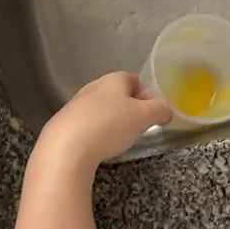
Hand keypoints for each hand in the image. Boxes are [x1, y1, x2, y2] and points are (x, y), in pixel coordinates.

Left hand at [38, 73, 172, 168]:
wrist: (65, 148)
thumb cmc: (110, 125)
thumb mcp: (144, 117)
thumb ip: (159, 110)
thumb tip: (166, 109)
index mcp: (112, 80)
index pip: (133, 79)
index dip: (146, 94)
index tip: (153, 112)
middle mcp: (92, 88)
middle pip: (116, 95)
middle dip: (129, 109)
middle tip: (139, 127)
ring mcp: (74, 106)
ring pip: (100, 110)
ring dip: (111, 122)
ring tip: (119, 141)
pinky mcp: (62, 126)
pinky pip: (85, 126)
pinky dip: (95, 135)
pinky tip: (98, 149)